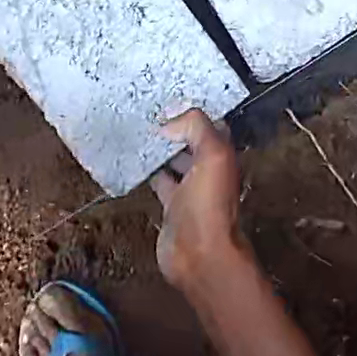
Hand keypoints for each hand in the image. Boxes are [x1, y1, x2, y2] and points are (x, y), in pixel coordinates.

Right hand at [148, 110, 248, 291]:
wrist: (199, 255)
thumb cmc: (209, 206)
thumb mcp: (212, 155)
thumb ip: (195, 128)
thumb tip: (169, 123)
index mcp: (222, 155)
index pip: (209, 124)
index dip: (193, 112)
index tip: (169, 100)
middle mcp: (208, 169)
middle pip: (190, 140)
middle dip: (174, 127)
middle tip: (149, 111)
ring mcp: (189, 189)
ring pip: (174, 160)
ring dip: (160, 148)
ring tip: (139, 131)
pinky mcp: (171, 206)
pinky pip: (159, 181)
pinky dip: (148, 171)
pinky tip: (135, 162)